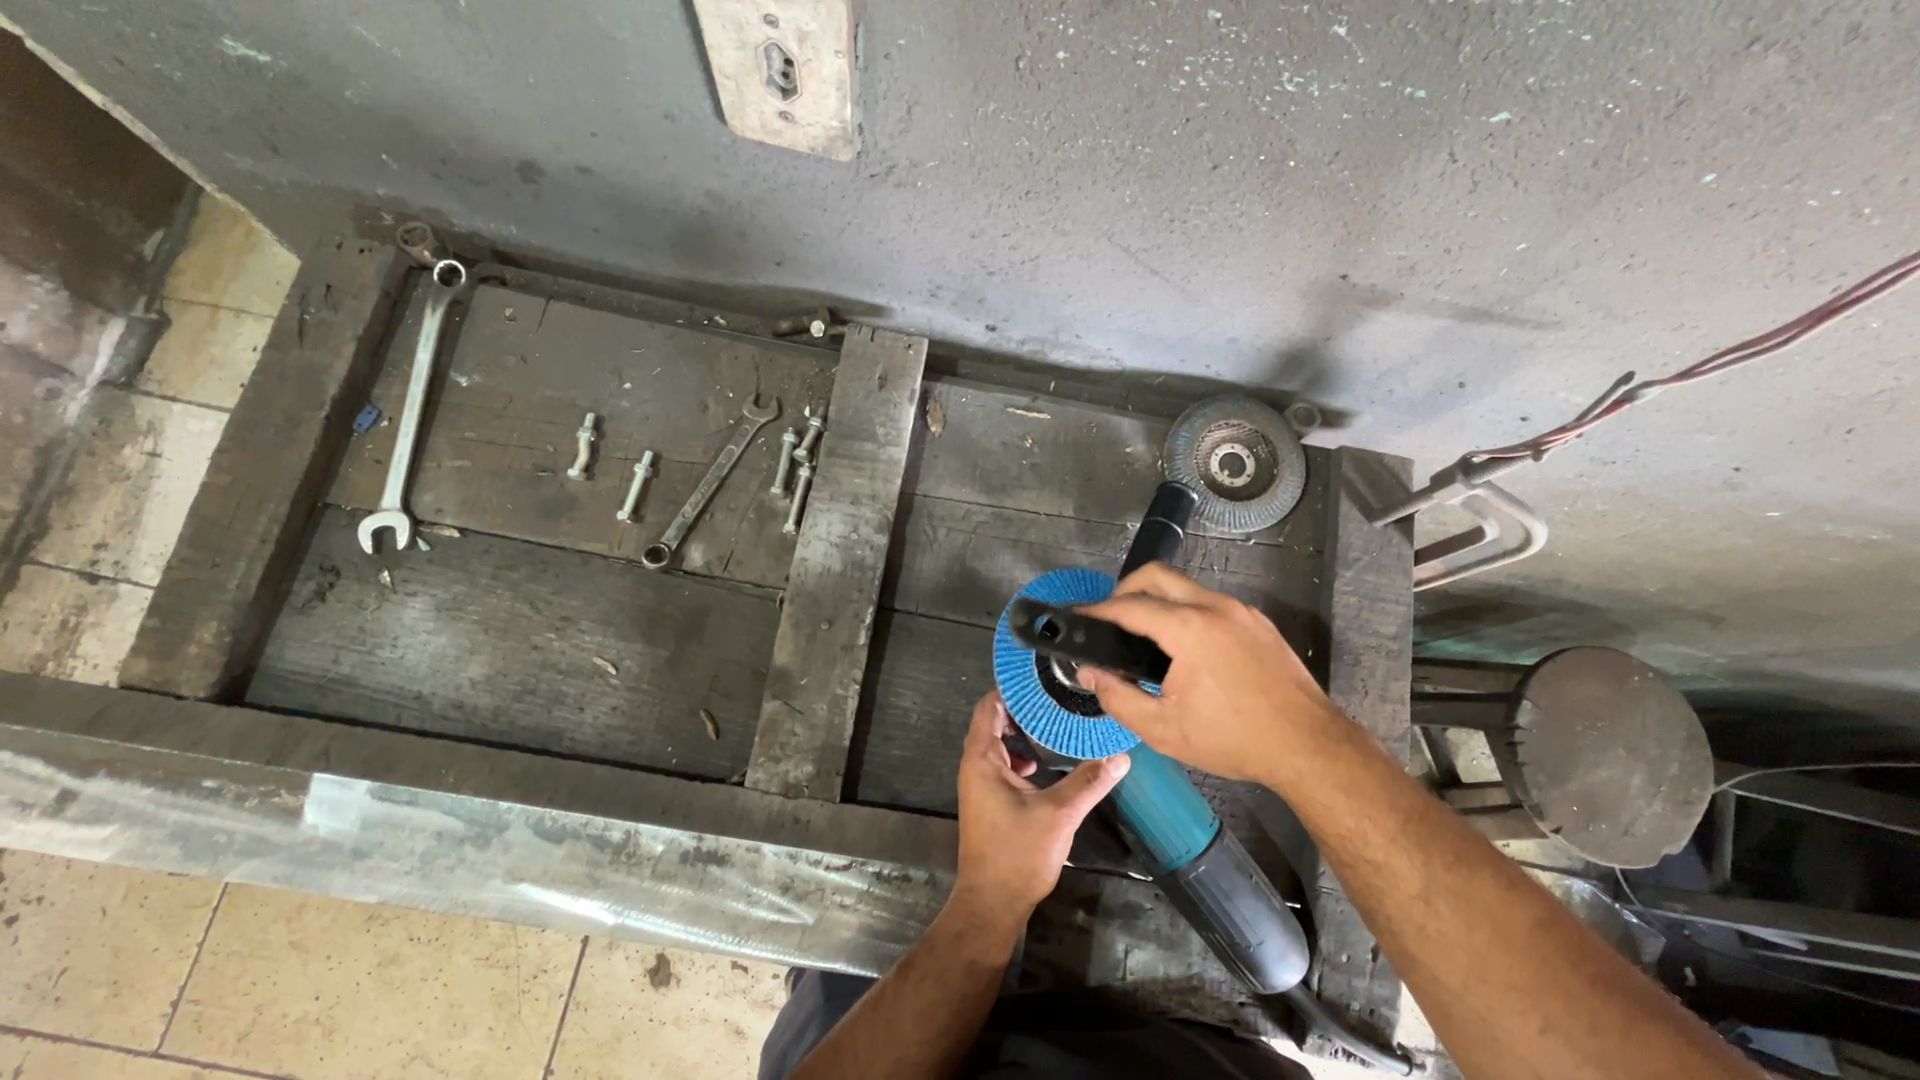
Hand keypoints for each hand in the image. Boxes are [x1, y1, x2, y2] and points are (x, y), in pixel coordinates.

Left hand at [949, 692, 1129, 932]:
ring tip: (1056, 721)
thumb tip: (1121, 756)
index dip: (1010, 687)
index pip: (988, 706)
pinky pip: (1003, 765)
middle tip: (1057, 694)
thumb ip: (1089, 781)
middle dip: (1023, 707)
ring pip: (999, 745)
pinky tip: (1045, 762)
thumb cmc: (1018, 854)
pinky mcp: (989, 802)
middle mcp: (975, 766)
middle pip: (993, 721)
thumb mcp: (1059, 813)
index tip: (1040, 673)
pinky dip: (1021, 755)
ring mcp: (980, 786)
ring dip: (1023, 732)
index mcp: (982, 759)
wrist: (992, 903)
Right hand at [1076, 563, 1348, 785]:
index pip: (1129, 606)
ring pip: (1186, 587)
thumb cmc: (1233, 740)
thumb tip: (1090, 674)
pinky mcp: (1258, 622)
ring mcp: (1241, 611)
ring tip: (1142, 637)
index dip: (1096, 611)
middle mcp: (1215, 607)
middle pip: (1156, 576)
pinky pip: (1211, 603)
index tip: (1076, 618)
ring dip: (1158, 601)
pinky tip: (1184, 648)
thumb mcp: (1164, 729)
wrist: (1308, 745)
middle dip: (1124, 590)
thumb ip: (1118, 698)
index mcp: (1189, 629)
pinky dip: (1186, 612)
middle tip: (1108, 621)